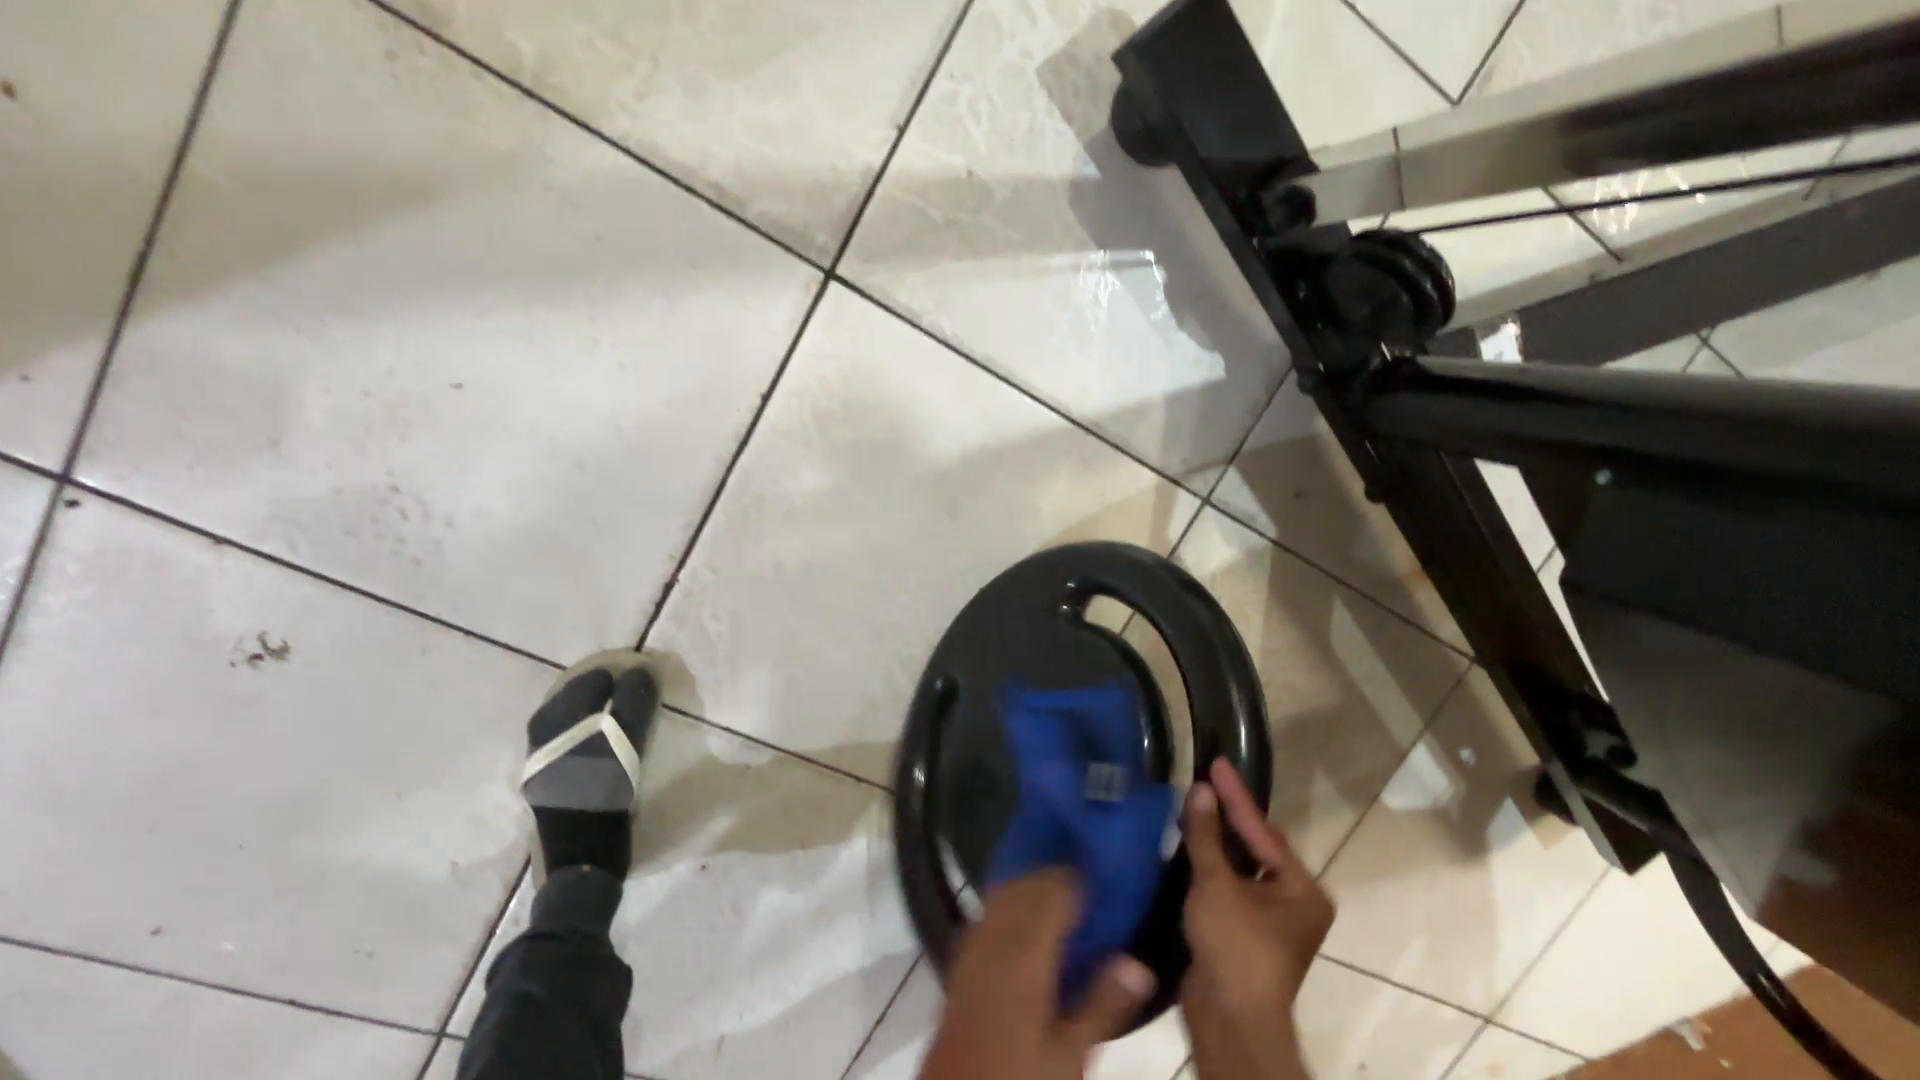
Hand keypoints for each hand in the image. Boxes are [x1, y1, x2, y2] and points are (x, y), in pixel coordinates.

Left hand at [920, 868, 1156, 1079]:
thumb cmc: (1019, 1078)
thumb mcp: (1069, 1054)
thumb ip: (1103, 1004)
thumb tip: (1138, 962)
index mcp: (1024, 955)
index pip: (1053, 892)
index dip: (1079, 876)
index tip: (1107, 869)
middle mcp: (994, 939)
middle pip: (1025, 886)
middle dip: (1056, 875)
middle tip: (1091, 877)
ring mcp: (973, 948)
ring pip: (1003, 894)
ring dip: (1031, 884)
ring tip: (1065, 890)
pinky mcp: (961, 962)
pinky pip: (987, 912)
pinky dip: (1009, 902)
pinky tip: (1027, 917)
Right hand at [1180, 759, 1334, 1079]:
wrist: (1230, 1019)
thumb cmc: (1235, 947)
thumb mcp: (1217, 885)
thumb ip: (1206, 836)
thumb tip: (1200, 790)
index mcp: (1303, 889)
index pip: (1263, 831)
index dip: (1236, 796)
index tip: (1216, 762)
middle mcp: (1295, 903)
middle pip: (1257, 850)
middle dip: (1228, 819)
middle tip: (1202, 783)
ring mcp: (1271, 923)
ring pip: (1241, 871)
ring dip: (1216, 844)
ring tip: (1191, 808)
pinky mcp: (1245, 938)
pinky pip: (1230, 891)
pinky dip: (1210, 871)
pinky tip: (1187, 851)